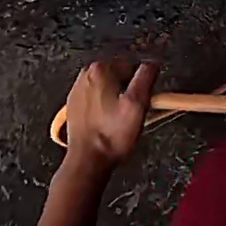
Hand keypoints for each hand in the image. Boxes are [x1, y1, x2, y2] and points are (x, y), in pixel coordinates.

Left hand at [58, 60, 155, 179]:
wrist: (87, 161)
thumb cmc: (112, 135)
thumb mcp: (137, 104)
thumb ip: (146, 78)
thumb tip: (152, 64)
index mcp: (100, 70)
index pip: (130, 66)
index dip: (139, 84)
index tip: (139, 101)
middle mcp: (85, 75)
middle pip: (117, 75)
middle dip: (126, 90)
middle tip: (130, 112)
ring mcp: (77, 90)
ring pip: (106, 87)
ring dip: (115, 98)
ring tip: (117, 119)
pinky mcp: (73, 105)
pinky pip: (95, 98)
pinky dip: (103, 107)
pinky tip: (106, 123)